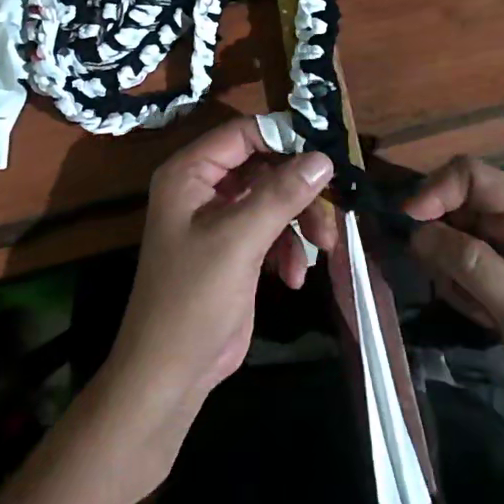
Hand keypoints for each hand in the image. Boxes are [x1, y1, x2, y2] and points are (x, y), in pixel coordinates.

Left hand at [108, 116, 340, 407]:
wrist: (172, 369)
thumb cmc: (194, 296)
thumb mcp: (240, 240)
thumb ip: (281, 194)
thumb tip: (322, 158)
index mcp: (189, 173)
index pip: (242, 134)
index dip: (283, 138)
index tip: (325, 153)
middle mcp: (202, 188)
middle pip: (263, 166)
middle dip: (299, 191)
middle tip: (332, 211)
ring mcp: (218, 219)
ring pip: (273, 199)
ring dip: (300, 222)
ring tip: (323, 249)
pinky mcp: (234, 248)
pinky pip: (271, 230)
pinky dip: (288, 249)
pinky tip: (294, 278)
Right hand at [405, 157, 503, 503]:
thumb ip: (468, 261)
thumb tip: (415, 230)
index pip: (470, 174)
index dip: (434, 191)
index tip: (409, 228)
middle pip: (455, 205)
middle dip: (441, 242)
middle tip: (453, 286)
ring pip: (452, 237)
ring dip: (451, 272)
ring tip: (480, 310)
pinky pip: (461, 266)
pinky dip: (460, 288)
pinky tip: (485, 317)